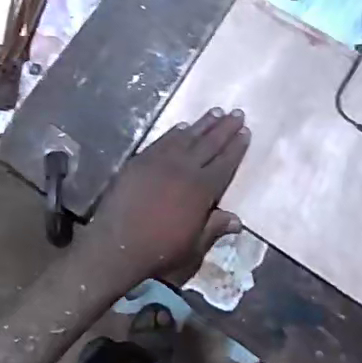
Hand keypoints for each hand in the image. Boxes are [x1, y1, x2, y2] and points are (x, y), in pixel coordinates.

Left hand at [81, 109, 249, 286]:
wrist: (116, 245)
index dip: (237, 147)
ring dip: (203, 123)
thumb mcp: (194, 248)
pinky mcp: (141, 161)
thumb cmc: (159, 251)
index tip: (246, 131)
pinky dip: (174, 132)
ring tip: (215, 111)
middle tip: (237, 112)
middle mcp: (185, 169)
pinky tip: (182, 125)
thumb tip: (238, 220)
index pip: (225, 163)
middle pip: (210, 143)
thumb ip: (214, 229)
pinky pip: (163, 140)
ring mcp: (161, 162)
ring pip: (187, 137)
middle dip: (225, 128)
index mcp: (202, 190)